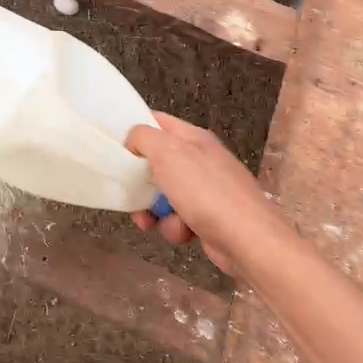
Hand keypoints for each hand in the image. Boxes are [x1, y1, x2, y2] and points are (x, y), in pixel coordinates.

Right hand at [126, 112, 283, 276]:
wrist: (250, 241)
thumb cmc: (206, 192)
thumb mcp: (167, 153)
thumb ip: (142, 137)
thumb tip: (133, 142)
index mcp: (193, 138)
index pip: (155, 121)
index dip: (132, 128)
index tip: (112, 144)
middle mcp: (201, 160)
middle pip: (155, 161)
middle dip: (138, 180)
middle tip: (128, 191)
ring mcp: (207, 189)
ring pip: (163, 193)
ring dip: (154, 209)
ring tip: (152, 221)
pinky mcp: (210, 217)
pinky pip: (178, 217)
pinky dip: (174, 226)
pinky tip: (182, 233)